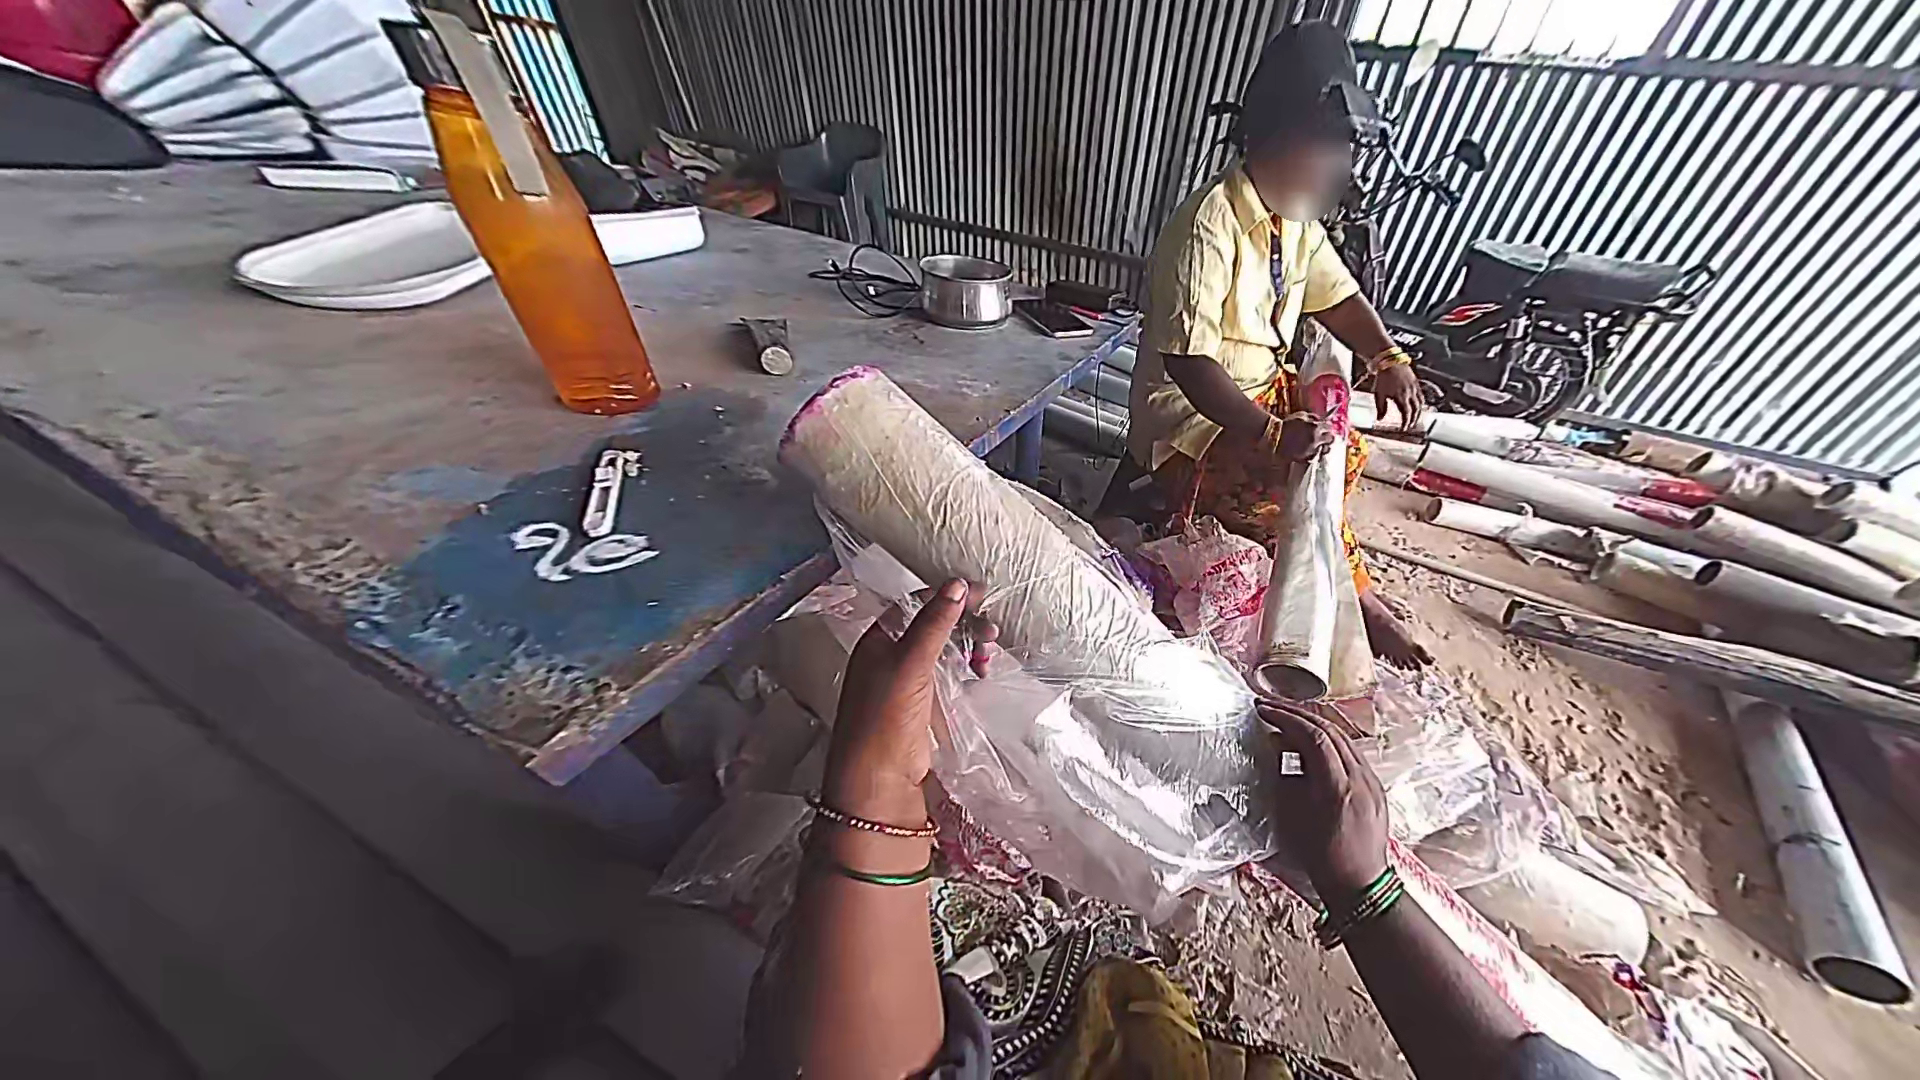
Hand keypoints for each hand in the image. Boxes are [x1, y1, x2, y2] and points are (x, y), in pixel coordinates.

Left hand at [822, 578, 969, 826]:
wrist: (879, 785)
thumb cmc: (885, 719)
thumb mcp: (910, 664)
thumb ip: (934, 624)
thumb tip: (956, 585)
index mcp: (878, 641)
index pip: (915, 604)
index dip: (945, 596)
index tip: (978, 593)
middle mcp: (889, 658)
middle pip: (931, 626)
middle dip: (962, 623)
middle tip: (990, 629)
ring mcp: (905, 683)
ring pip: (941, 650)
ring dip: (967, 644)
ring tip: (989, 650)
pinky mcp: (921, 705)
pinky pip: (946, 674)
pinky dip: (964, 667)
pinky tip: (979, 670)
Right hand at [1262, 701, 1388, 898]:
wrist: (1359, 885)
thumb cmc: (1318, 853)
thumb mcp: (1291, 811)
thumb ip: (1285, 773)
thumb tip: (1277, 746)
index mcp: (1337, 786)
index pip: (1313, 736)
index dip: (1285, 718)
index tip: (1262, 711)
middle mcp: (1360, 779)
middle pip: (1329, 730)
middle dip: (1296, 714)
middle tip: (1269, 708)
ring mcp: (1372, 782)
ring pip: (1341, 738)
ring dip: (1311, 724)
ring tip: (1285, 721)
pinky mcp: (1375, 788)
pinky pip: (1349, 752)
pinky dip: (1325, 740)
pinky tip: (1308, 745)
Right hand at [1274, 415, 1335, 460]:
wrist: (1273, 437)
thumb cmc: (1286, 425)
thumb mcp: (1300, 415)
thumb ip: (1313, 417)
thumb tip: (1320, 420)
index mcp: (1316, 427)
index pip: (1329, 427)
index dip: (1326, 427)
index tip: (1324, 427)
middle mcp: (1316, 439)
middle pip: (1330, 439)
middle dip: (1327, 437)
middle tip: (1323, 437)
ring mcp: (1311, 449)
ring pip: (1324, 449)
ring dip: (1323, 446)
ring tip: (1317, 445)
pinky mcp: (1305, 457)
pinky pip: (1314, 457)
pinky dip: (1314, 454)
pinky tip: (1309, 451)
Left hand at [1372, 362, 1423, 429]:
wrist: (1391, 363)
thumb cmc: (1383, 379)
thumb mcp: (1379, 394)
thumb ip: (1381, 408)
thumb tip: (1380, 419)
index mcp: (1401, 397)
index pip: (1406, 413)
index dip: (1406, 422)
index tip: (1403, 429)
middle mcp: (1411, 393)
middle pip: (1416, 410)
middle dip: (1413, 419)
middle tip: (1409, 426)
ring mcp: (1415, 388)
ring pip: (1420, 403)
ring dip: (1418, 413)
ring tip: (1414, 419)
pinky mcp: (1416, 383)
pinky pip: (1421, 396)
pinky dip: (1420, 404)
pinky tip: (1417, 407)